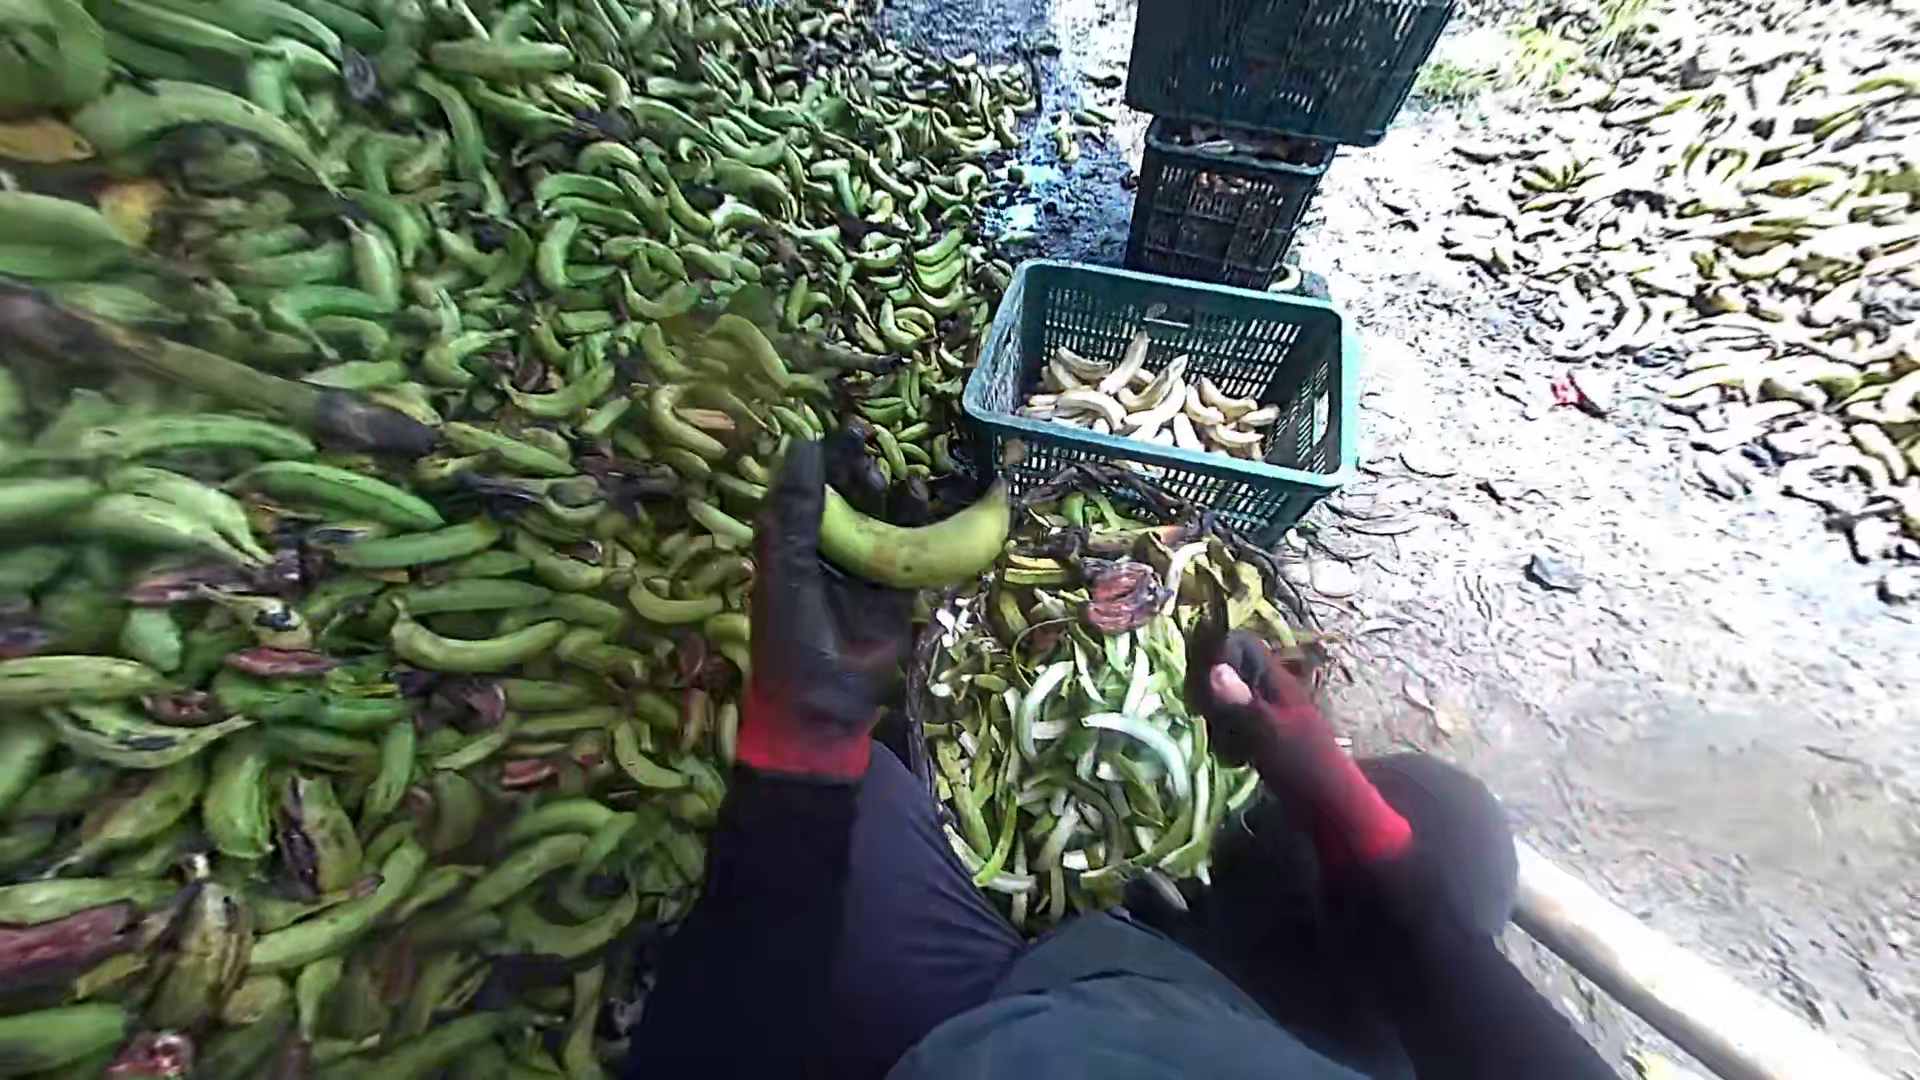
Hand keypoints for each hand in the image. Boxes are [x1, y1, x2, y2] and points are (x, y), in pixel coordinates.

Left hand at [738, 440, 910, 780]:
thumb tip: (804, 446)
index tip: (840, 433)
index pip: (809, 490)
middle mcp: (830, 550)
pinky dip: (915, 522)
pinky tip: (916, 497)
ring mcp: (864, 568)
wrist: (823, 703)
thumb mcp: (786, 568)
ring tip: (888, 475)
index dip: (823, 461)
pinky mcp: (895, 587)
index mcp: (793, 544)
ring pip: (881, 519)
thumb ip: (796, 511)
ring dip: (885, 494)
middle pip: (848, 499)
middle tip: (866, 446)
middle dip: (856, 472)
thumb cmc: (791, 635)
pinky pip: (909, 547)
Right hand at [1183, 629, 1335, 777]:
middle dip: (1209, 690)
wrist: (1335, 814)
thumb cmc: (1305, 769)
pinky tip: (1230, 755)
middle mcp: (1270, 688)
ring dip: (1215, 716)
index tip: (1196, 680)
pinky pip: (1231, 721)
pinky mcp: (1263, 733)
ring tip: (1222, 742)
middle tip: (1204, 716)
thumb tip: (1213, 668)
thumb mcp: (1268, 733)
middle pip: (1226, 669)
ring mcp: (1267, 711)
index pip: (1237, 643)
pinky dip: (1224, 735)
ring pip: (1225, 696)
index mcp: (1276, 679)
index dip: (1212, 653)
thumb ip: (1240, 702)